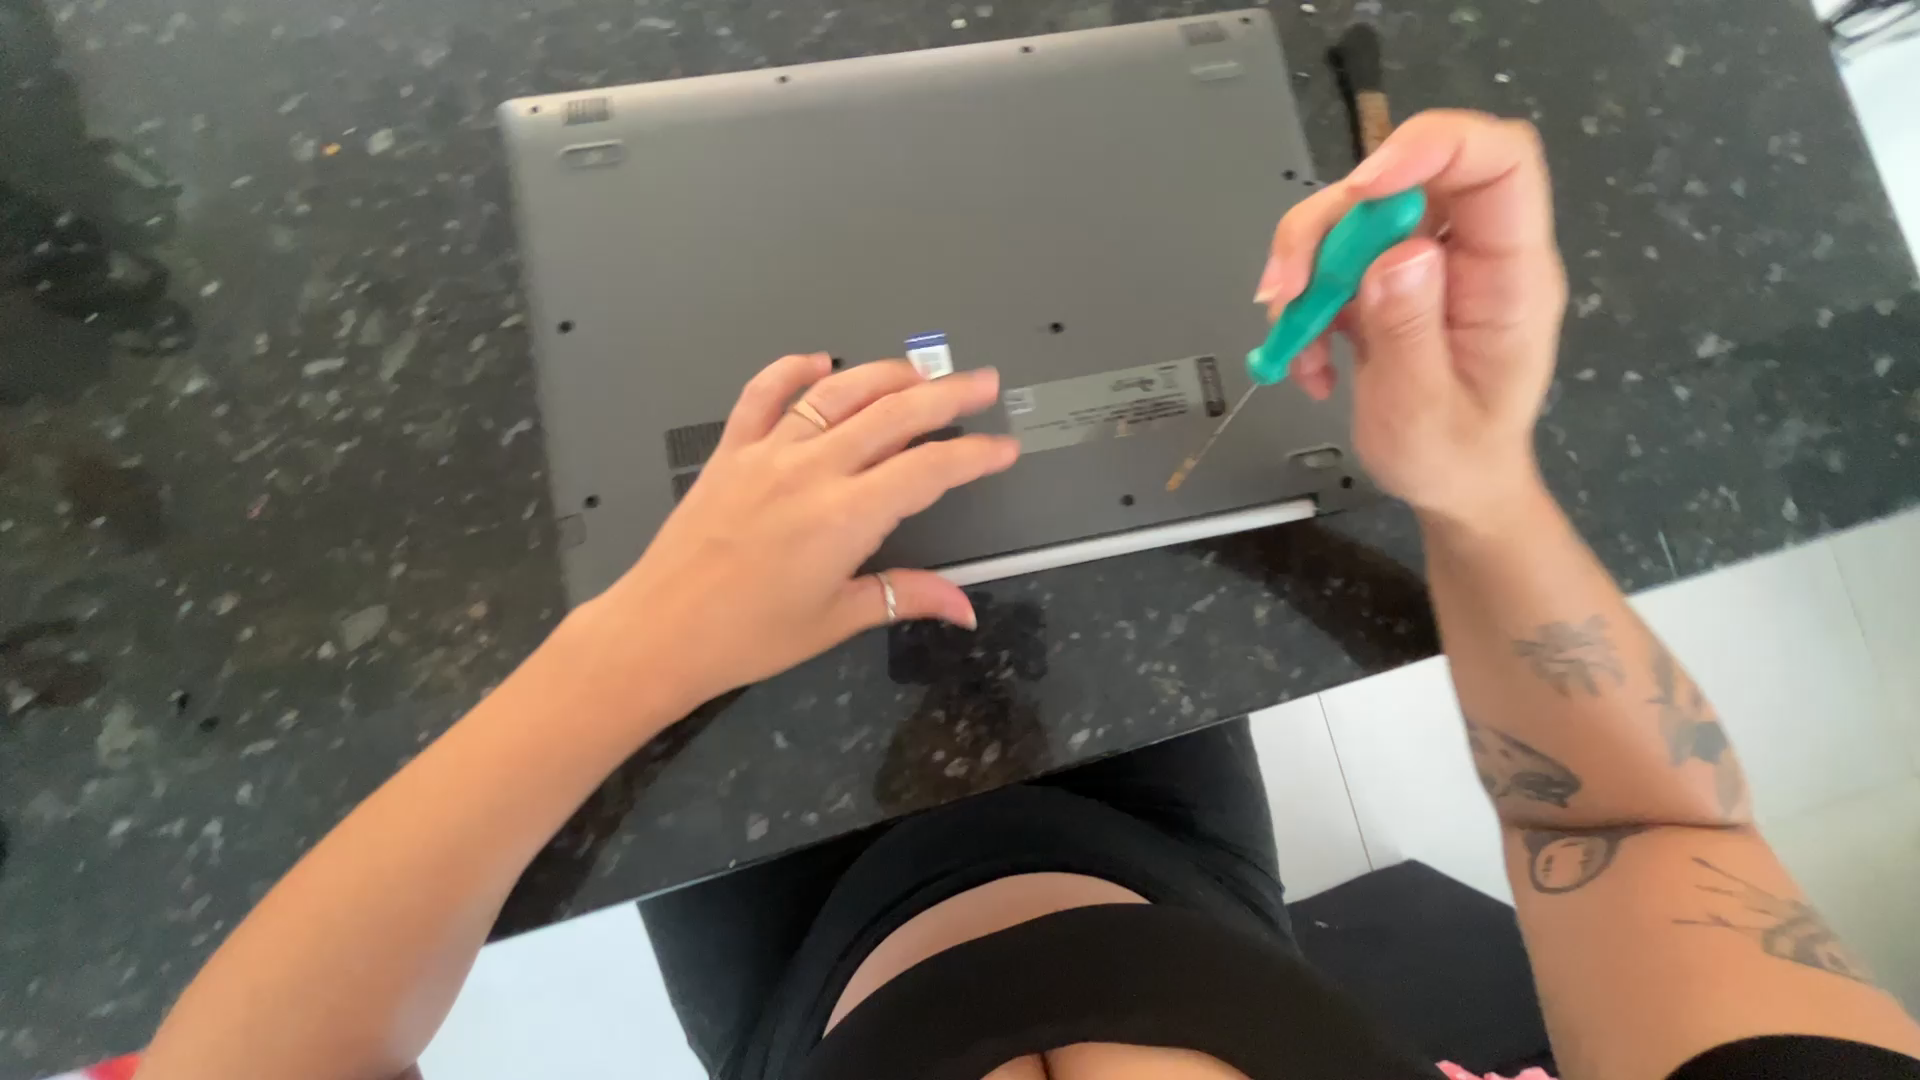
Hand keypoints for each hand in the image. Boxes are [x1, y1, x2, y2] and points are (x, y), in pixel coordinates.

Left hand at [583, 353, 1018, 704]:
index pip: (928, 470)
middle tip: (982, 382)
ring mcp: (769, 453)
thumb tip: (964, 608)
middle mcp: (812, 470)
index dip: (974, 454)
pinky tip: (817, 360)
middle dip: (948, 395)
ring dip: (886, 374)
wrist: (660, 632)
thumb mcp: (836, 619)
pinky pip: (763, 394)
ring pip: (838, 391)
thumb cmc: (748, 636)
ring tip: (920, 371)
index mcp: (845, 516)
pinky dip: (791, 370)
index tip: (1002, 447)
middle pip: (895, 414)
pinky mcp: (732, 450)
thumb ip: (906, 597)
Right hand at [1252, 109, 1566, 524]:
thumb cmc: (1451, 455)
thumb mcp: (1424, 407)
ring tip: (1289, 342)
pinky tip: (1308, 365)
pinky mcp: (1384, 290)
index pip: (1496, 165)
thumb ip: (1411, 330)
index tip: (1359, 190)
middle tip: (1285, 291)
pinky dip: (1303, 315)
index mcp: (1509, 276)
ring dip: (1303, 277)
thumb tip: (1395, 254)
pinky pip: (1331, 273)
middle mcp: (1468, 257)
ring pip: (1350, 227)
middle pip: (1398, 188)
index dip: (1431, 149)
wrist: (1449, 483)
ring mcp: (1422, 271)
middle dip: (1326, 229)